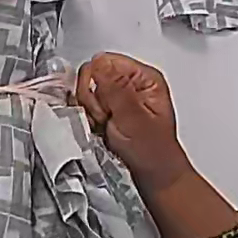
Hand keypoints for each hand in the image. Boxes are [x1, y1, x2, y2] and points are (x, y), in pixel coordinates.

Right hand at [75, 53, 192, 194]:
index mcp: (143, 77)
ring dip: (90, 112)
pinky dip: (88, 119)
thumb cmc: (153, 151)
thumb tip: (99, 63)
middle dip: (92, 99)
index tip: (106, 105)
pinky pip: (84, 106)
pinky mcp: (107, 109)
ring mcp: (117, 96)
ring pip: (85, 92)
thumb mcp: (134, 118)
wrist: (153, 176)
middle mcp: (129, 83)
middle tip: (107, 118)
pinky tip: (102, 129)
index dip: (97, 82)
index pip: (103, 61)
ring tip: (107, 126)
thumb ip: (116, 89)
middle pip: (90, 75)